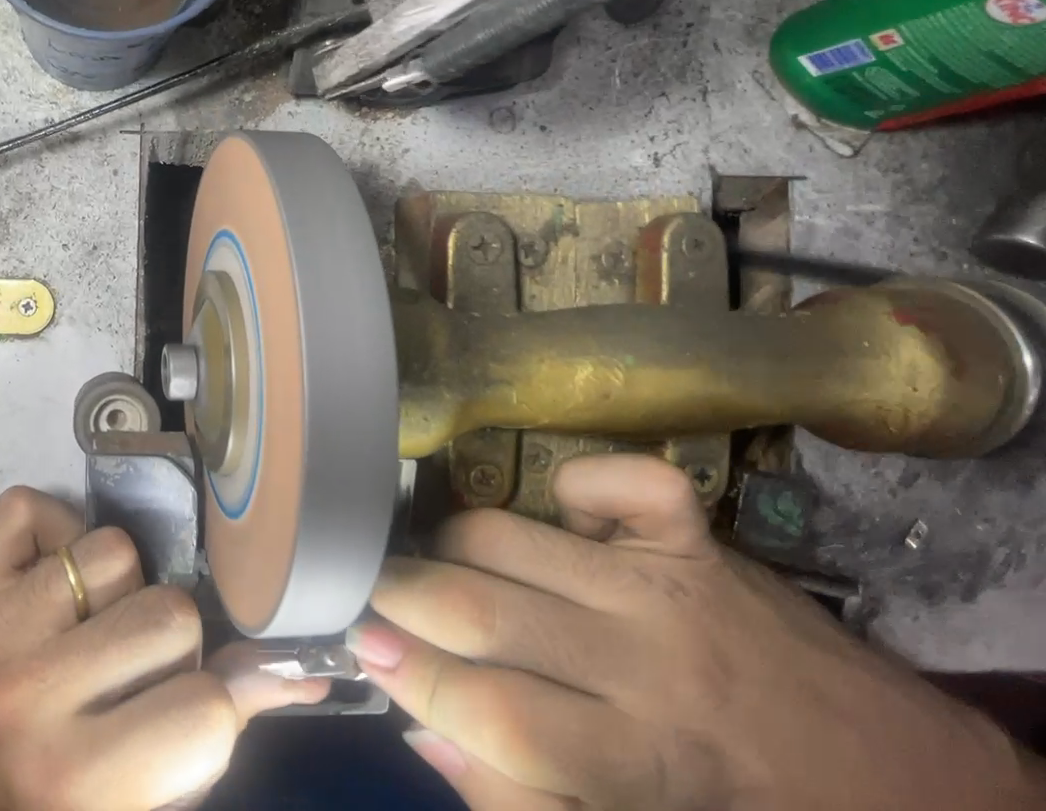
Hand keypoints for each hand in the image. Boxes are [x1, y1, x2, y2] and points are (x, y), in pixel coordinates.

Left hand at [0, 487, 325, 810]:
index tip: (185, 708)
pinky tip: (54, 580)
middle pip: (166, 611)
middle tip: (139, 665)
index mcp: (80, 776)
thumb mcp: (154, 792)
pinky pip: (30, 507)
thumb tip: (303, 673)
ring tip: (96, 623)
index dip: (210, 700)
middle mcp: (26, 700)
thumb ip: (225, 725)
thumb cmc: (73, 796)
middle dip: (170, 637)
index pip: (205, 704)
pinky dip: (55, 529)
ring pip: (111, 550)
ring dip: (119, 582)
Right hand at [347, 454, 1045, 809]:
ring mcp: (670, 585)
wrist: (896, 778)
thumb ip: (517, 800)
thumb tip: (422, 728)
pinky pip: (623, 481)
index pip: (495, 711)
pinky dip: (574, 484)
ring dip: (447, 546)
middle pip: (485, 612)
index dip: (412, 677)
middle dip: (400, 597)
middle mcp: (650, 663)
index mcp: (641, 760)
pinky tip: (554, 518)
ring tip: (435, 565)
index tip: (363, 649)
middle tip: (367, 593)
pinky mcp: (697, 538)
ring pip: (510, 537)